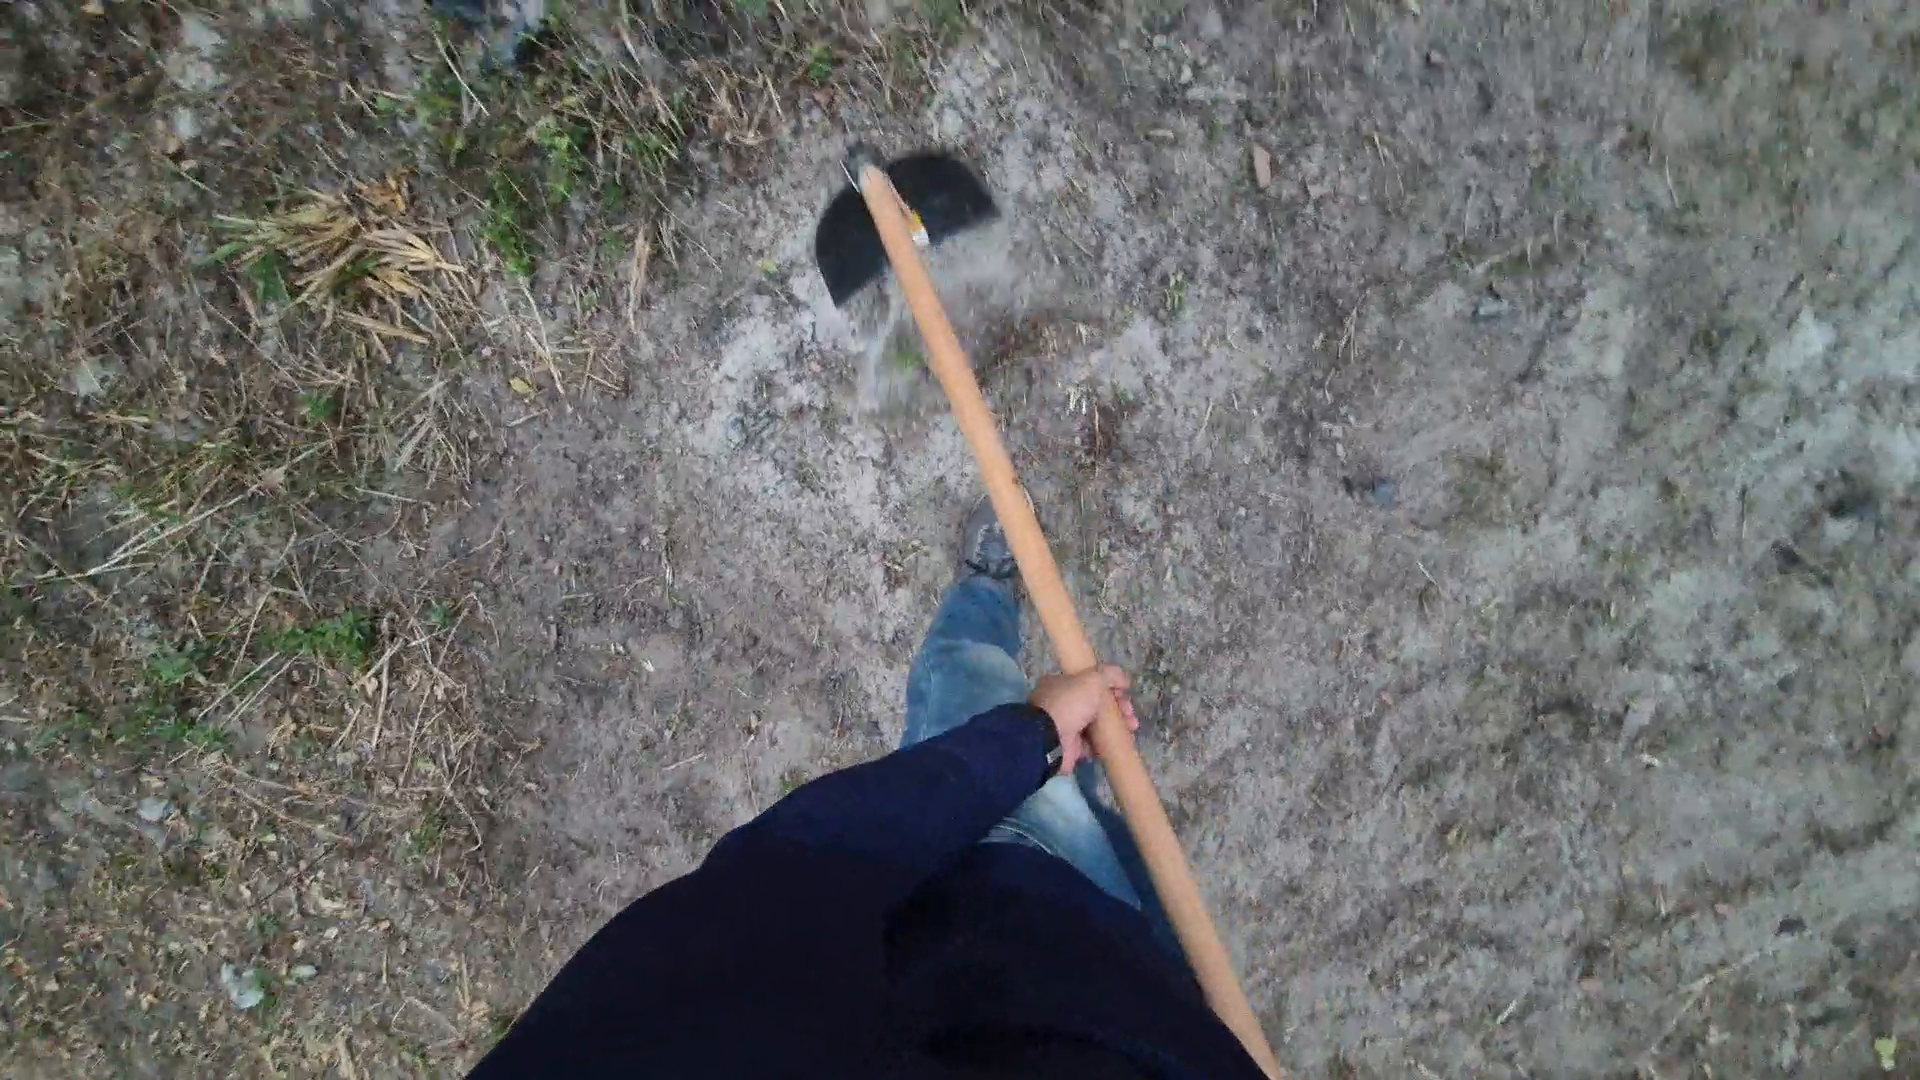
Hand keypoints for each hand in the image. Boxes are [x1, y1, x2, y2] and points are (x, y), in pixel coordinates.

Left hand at [1028, 664, 1138, 775]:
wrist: (1050, 739)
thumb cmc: (1069, 703)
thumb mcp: (1092, 679)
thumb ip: (1109, 675)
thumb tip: (1124, 679)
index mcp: (1062, 684)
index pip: (1090, 683)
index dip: (1110, 687)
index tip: (1125, 693)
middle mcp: (1062, 704)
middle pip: (1096, 704)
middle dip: (1117, 708)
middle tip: (1130, 713)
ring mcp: (1066, 727)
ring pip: (1097, 725)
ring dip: (1116, 725)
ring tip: (1132, 728)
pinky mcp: (1072, 748)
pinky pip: (1094, 744)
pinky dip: (1108, 742)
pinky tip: (1121, 742)